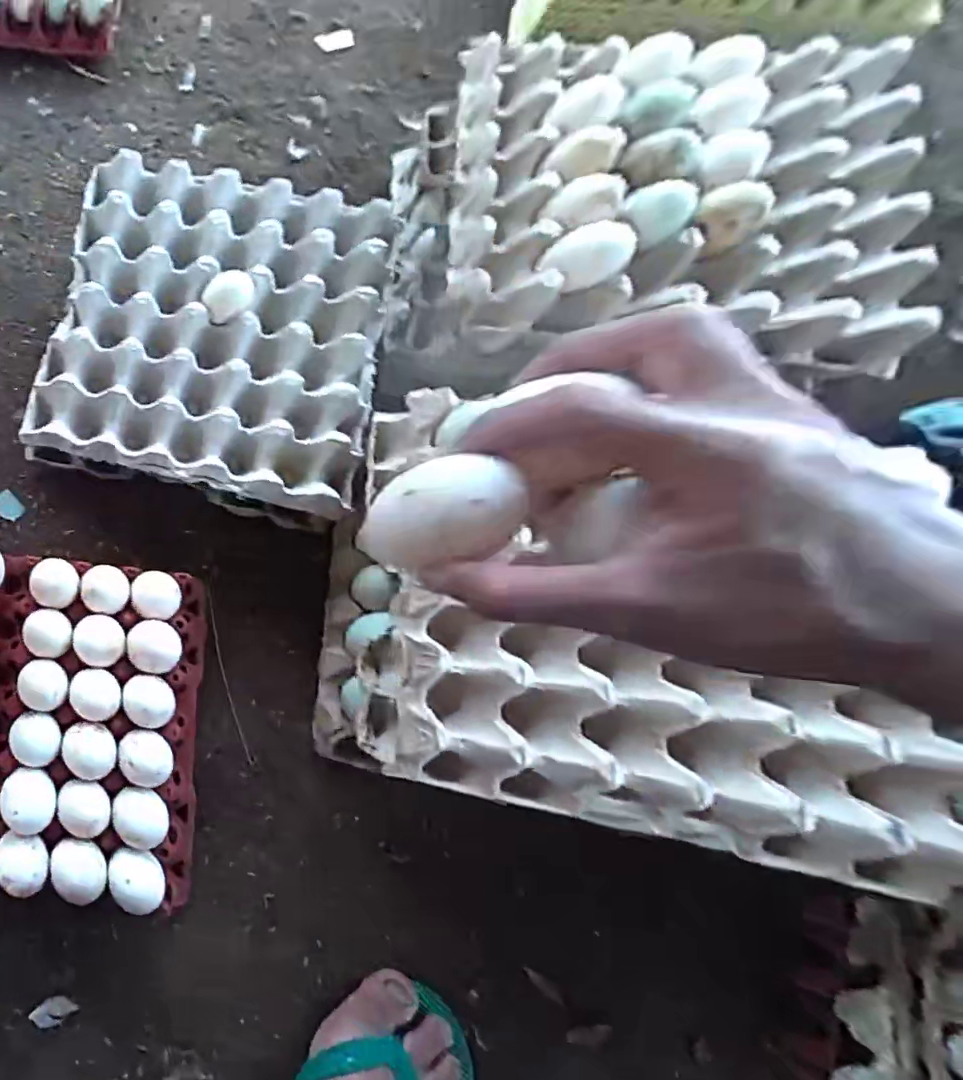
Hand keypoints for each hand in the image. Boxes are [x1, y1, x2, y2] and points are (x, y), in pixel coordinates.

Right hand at [421, 306, 962, 709]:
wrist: (945, 622)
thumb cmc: (791, 616)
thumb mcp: (638, 612)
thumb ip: (527, 593)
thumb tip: (441, 578)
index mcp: (710, 449)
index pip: (582, 405)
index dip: (503, 424)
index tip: (462, 458)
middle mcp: (749, 408)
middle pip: (649, 338)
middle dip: (563, 367)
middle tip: (520, 414)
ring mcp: (781, 408)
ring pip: (687, 343)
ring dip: (607, 371)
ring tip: (562, 427)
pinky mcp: (792, 423)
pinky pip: (703, 379)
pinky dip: (642, 401)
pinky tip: (622, 460)